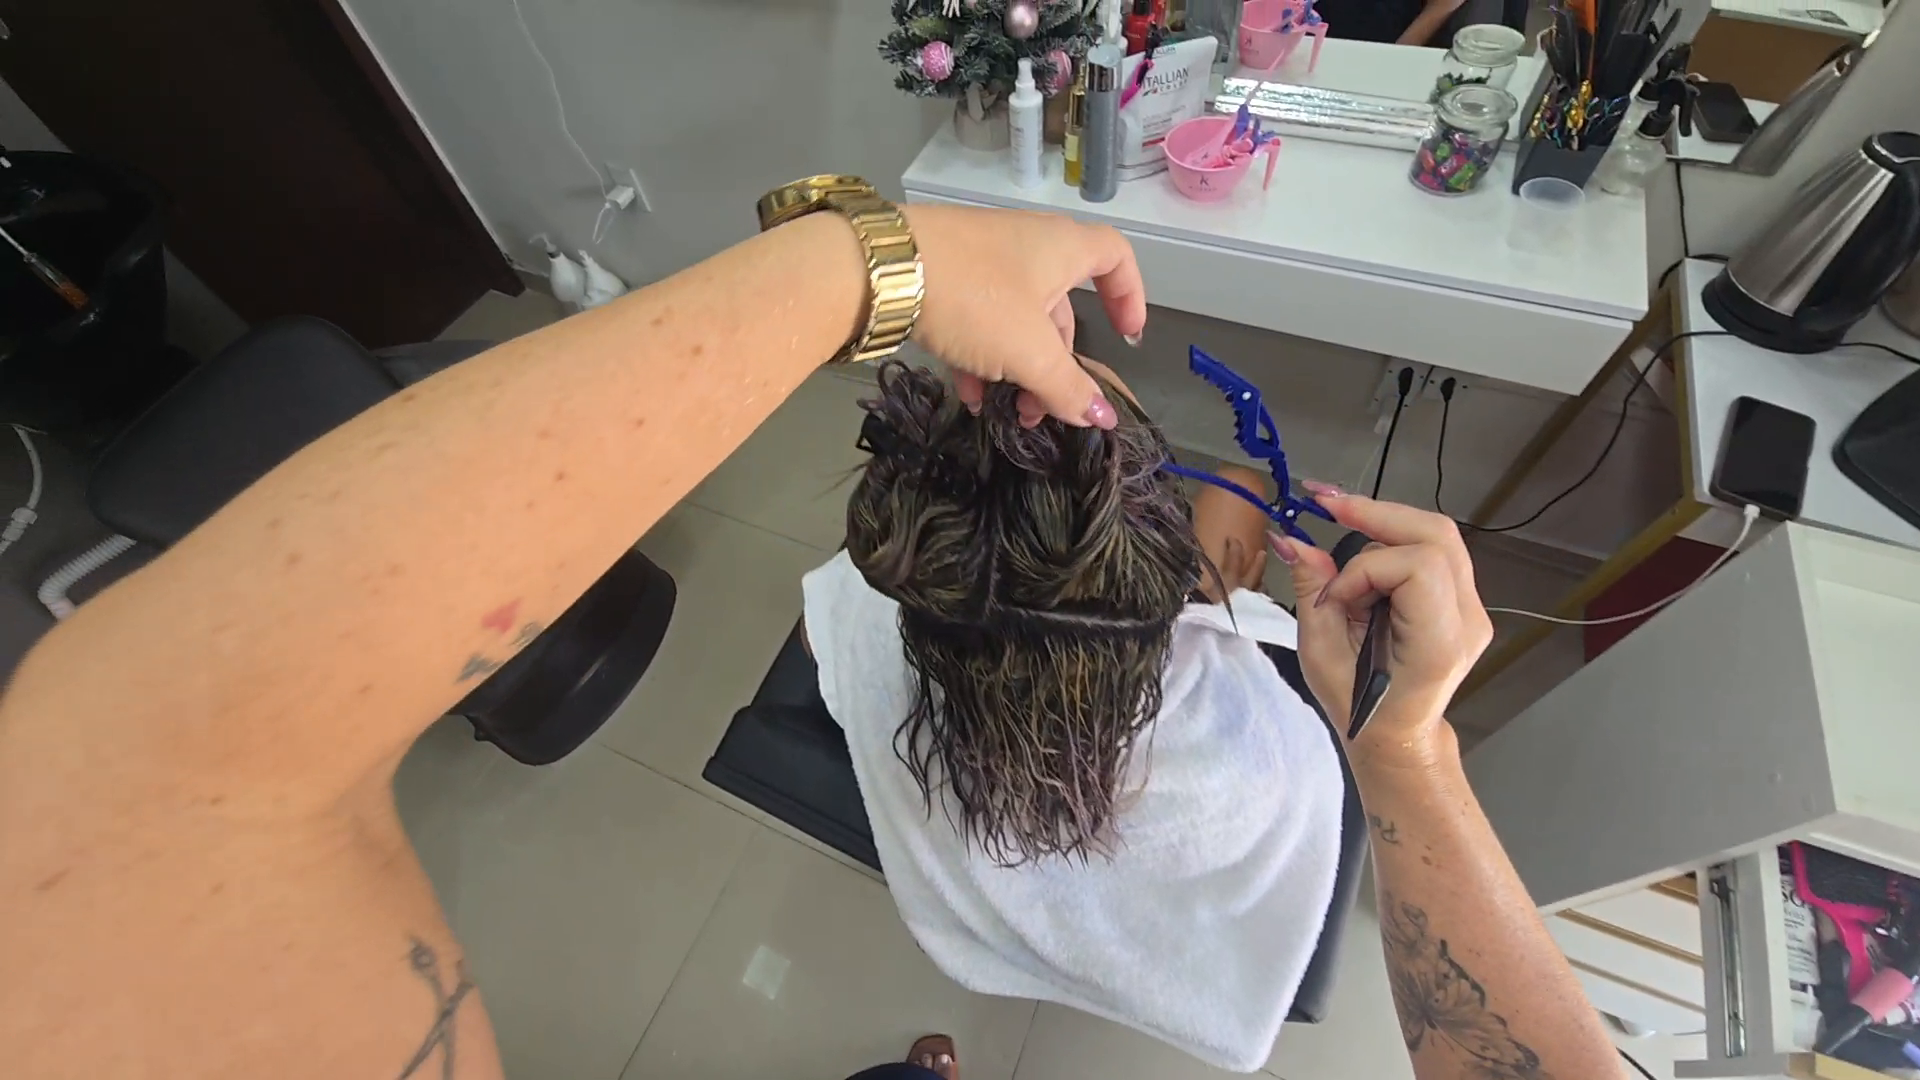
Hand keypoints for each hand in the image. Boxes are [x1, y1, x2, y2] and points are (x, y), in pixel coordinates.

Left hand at [904, 204, 1146, 428]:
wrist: (882, 270)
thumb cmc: (974, 299)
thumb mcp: (1028, 352)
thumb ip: (1067, 388)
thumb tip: (1104, 419)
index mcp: (1062, 251)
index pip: (1115, 258)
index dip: (1129, 295)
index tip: (1127, 337)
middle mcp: (1028, 249)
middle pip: (1059, 311)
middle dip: (1055, 367)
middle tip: (1039, 410)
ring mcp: (984, 263)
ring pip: (1016, 323)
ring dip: (1017, 372)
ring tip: (1004, 412)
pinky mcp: (947, 278)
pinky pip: (978, 323)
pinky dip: (981, 359)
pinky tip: (968, 396)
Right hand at [1268, 488, 1493, 758]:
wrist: (1397, 733)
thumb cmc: (1356, 704)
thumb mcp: (1320, 652)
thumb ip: (1312, 589)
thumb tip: (1288, 540)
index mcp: (1438, 641)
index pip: (1416, 566)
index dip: (1365, 567)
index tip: (1333, 595)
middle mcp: (1467, 617)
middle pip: (1436, 534)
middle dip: (1376, 512)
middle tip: (1323, 502)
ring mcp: (1471, 605)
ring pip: (1437, 534)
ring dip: (1383, 519)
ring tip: (1338, 515)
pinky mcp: (1460, 597)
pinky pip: (1432, 548)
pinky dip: (1393, 535)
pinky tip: (1360, 535)